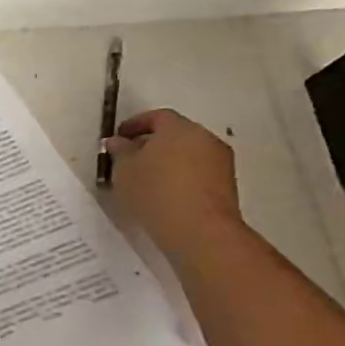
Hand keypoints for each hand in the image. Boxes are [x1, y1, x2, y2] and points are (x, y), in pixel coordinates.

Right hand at [106, 108, 242, 255]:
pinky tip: (162, 190)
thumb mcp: (123, 168)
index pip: (157, 116)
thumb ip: (120, 150)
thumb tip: (120, 142)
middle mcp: (205, 139)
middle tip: (129, 157)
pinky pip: (197, 170)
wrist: (199, 229)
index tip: (118, 138)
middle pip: (176, 133)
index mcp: (180, 129)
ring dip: (166, 159)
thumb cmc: (154, 190)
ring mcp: (220, 162)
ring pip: (188, 152)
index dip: (135, 124)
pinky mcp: (226, 183)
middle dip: (152, 142)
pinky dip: (180, 173)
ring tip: (144, 177)